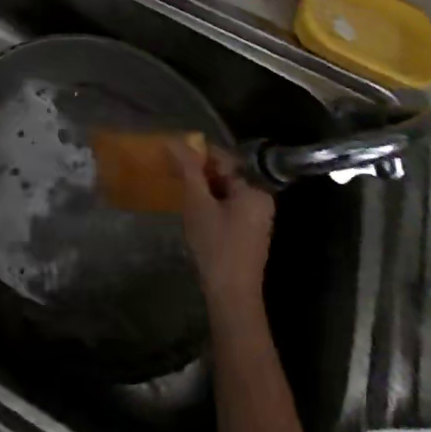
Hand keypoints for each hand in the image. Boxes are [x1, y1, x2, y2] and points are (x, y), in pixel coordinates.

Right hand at [169, 142, 274, 307]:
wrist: (231, 291)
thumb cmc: (215, 243)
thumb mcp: (197, 202)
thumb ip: (188, 169)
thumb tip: (174, 140)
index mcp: (255, 190)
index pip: (224, 159)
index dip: (197, 152)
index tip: (171, 151)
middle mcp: (260, 200)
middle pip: (225, 173)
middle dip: (198, 169)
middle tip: (170, 167)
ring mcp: (255, 216)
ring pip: (223, 189)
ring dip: (201, 184)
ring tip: (175, 182)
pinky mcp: (246, 229)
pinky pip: (226, 203)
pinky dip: (208, 199)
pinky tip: (189, 203)